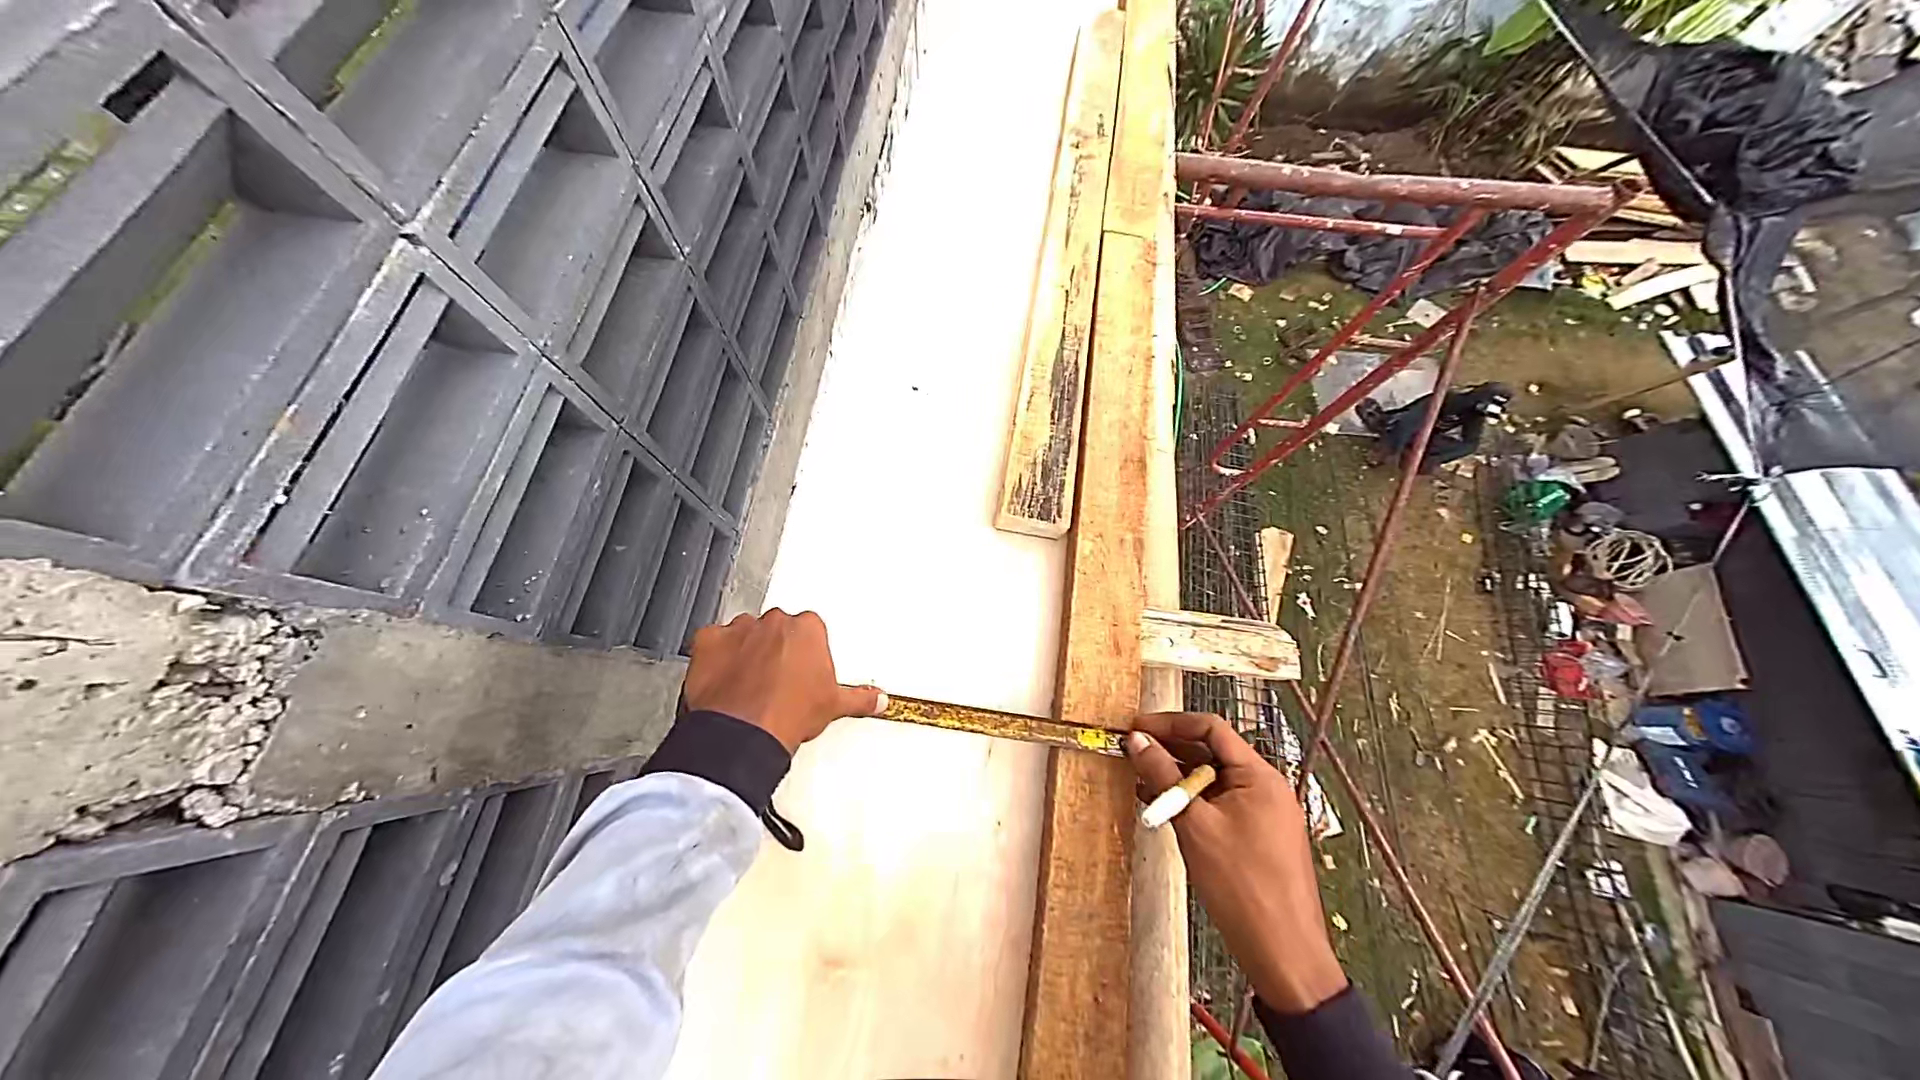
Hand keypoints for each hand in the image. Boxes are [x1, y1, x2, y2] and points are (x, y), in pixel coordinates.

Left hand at [684, 609, 882, 752]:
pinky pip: (711, 643)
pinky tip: (722, 680)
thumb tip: (876, 701)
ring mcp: (740, 630)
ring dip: (745, 651)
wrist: (745, 731)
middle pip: (776, 629)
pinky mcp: (709, 641)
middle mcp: (774, 622)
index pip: (809, 630)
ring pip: (743, 633)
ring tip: (747, 683)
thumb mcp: (833, 705)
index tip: (801, 672)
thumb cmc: (788, 712)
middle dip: (775, 649)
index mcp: (808, 629)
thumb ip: (858, 698)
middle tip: (775, 680)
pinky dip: (715, 658)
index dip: (804, 653)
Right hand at [1126, 712, 1347, 1013]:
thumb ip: (1164, 776)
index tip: (1137, 728)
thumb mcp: (1194, 824)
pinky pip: (1218, 804)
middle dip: (1170, 750)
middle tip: (1133, 752)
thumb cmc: (1243, 887)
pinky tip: (1162, 806)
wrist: (1283, 954)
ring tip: (1139, 779)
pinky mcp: (1256, 835)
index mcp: (1259, 777)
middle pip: (1211, 752)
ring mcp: (1263, 813)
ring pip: (1212, 780)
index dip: (1170, 723)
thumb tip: (1138, 741)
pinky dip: (1190, 801)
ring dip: (1176, 777)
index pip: (1211, 728)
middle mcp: (1265, 788)